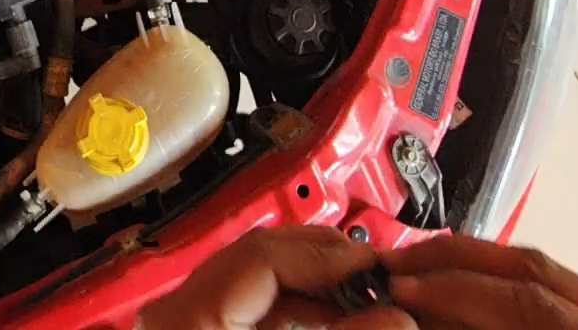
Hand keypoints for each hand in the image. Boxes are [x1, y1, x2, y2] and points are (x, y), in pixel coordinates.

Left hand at [136, 226, 413, 329]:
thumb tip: (400, 319)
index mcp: (190, 318)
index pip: (262, 258)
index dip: (323, 257)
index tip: (371, 263)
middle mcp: (176, 309)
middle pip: (255, 258)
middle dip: (318, 260)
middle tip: (371, 270)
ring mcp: (183, 320)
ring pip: (253, 278)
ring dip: (309, 281)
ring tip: (360, 293)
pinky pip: (246, 304)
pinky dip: (290, 305)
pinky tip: (332, 316)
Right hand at [381, 235, 577, 329]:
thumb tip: (418, 313)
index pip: (529, 302)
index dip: (456, 291)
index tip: (401, 289)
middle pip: (534, 266)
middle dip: (453, 260)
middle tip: (395, 265)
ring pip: (543, 265)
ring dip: (471, 261)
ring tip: (419, 265)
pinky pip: (553, 282)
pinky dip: (500, 276)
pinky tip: (464, 281)